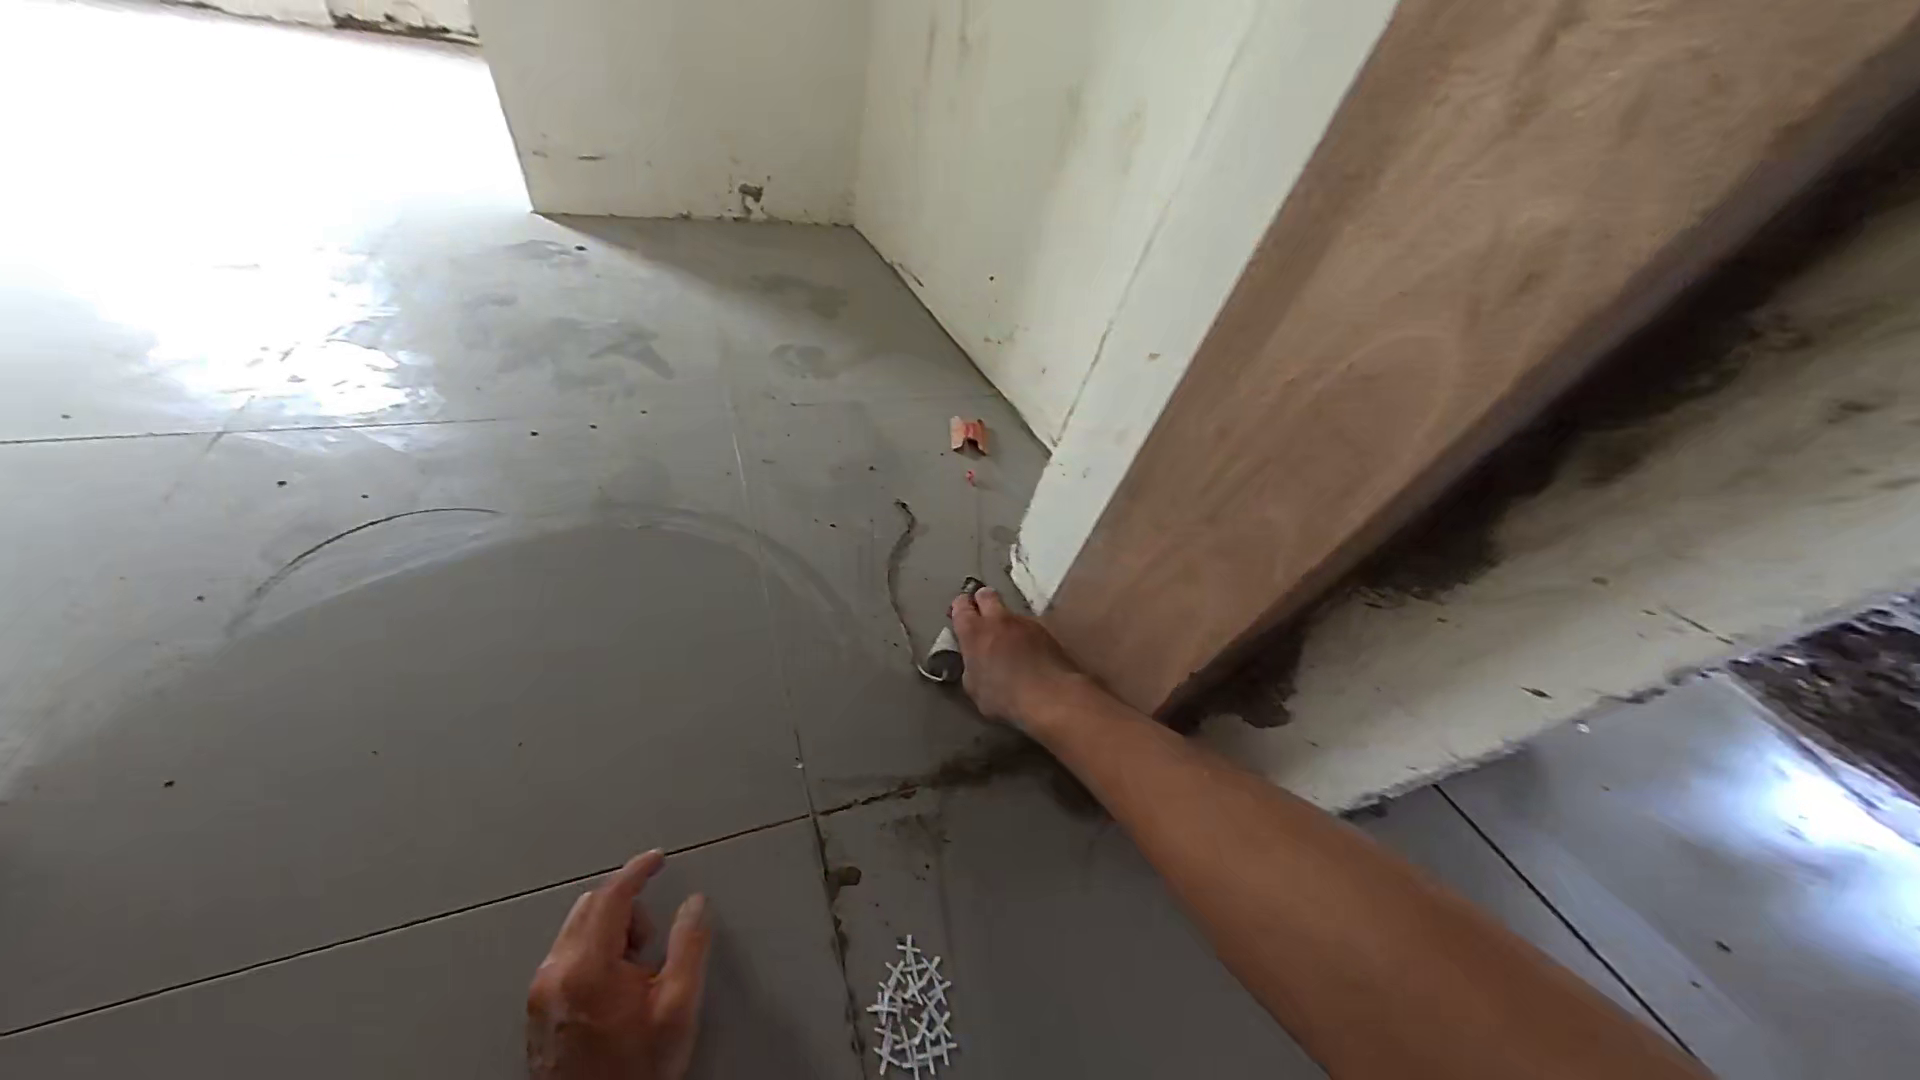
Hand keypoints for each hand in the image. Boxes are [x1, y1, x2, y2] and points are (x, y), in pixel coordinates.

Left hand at [527, 851, 713, 1079]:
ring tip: (637, 971)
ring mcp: (541, 994)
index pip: (612, 896)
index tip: (656, 859)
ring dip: (612, 929)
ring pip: (578, 928)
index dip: (638, 870)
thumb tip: (694, 904)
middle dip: (628, 908)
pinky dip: (596, 950)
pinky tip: (617, 985)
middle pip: (591, 906)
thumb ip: (690, 943)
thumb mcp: (678, 1004)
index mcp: (587, 967)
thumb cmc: (635, 1070)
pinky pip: (568, 953)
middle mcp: (555, 974)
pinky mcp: (538, 1009)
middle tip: (652, 941)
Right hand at [949, 587, 1088, 729]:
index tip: (959, 614)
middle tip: (981, 616)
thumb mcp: (973, 687)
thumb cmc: (1005, 698)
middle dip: (981, 601)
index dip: (959, 607)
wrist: (1051, 696)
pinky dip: (1024, 635)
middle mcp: (998, 620)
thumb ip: (970, 666)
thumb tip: (975, 661)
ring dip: (1005, 622)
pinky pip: (1029, 626)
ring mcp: (1024, 622)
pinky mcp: (1045, 630)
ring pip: (1010, 612)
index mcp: (974, 632)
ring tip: (1009, 643)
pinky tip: (1029, 652)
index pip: (961, 605)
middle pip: (986, 595)